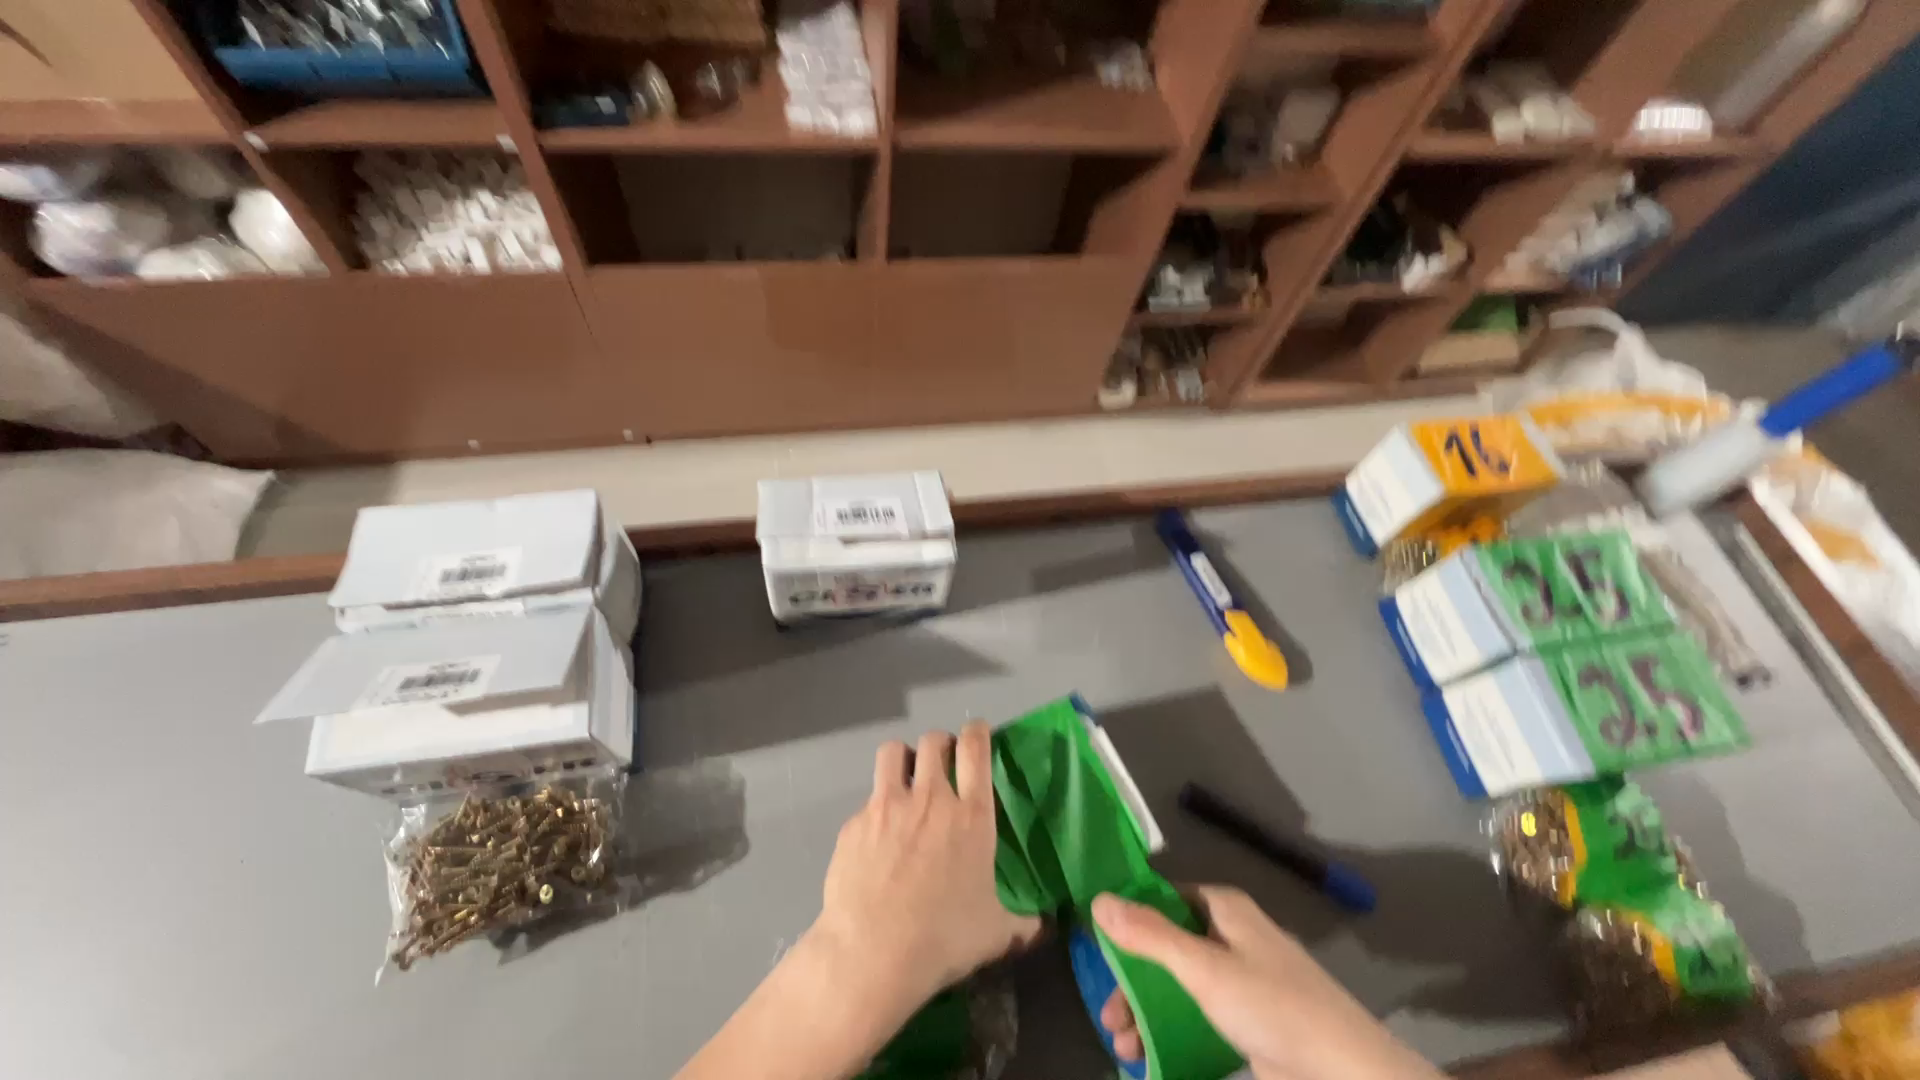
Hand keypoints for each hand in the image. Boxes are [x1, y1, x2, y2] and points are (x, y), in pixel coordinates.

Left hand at [809, 723, 1042, 1025]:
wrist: (874, 950)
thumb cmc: (944, 937)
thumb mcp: (995, 934)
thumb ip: (1022, 924)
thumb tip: (1045, 928)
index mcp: (971, 816)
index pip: (975, 749)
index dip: (977, 732)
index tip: (977, 732)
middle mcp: (930, 799)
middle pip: (933, 741)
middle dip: (940, 745)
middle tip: (942, 763)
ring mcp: (887, 807)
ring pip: (892, 753)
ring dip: (902, 758)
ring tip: (905, 778)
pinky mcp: (855, 823)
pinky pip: (868, 801)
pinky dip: (876, 810)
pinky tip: (876, 840)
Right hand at [1092, 887, 1443, 1079]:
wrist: (1346, 1075)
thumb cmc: (1271, 1007)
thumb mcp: (1202, 968)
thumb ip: (1149, 935)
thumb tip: (1098, 899)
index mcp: (1225, 910)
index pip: (1165, 899)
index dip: (1131, 920)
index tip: (1099, 951)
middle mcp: (1233, 937)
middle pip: (1168, 948)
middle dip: (1135, 984)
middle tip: (1111, 1017)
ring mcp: (1244, 981)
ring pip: (1181, 987)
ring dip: (1149, 1014)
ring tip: (1125, 1048)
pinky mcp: (1252, 1022)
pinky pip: (1201, 1018)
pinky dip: (1175, 1034)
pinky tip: (1152, 1059)